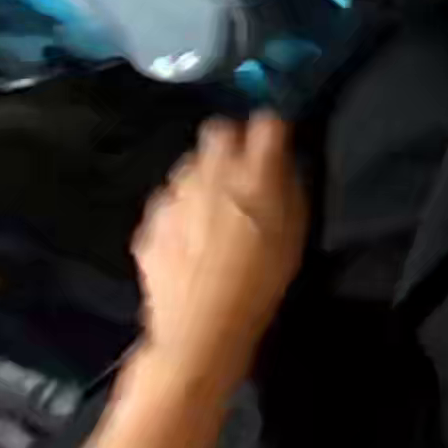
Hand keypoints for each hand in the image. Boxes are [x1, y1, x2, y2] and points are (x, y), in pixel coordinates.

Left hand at [130, 113, 307, 390]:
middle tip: (247, 161)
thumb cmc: (266, 271)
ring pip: (190, 163)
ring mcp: (174, 199)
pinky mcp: (150, 225)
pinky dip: (184, 203)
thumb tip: (282, 159)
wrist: (203, 325)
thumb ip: (288, 180)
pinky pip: (170, 198)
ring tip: (220, 197)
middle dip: (234, 139)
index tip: (280, 136)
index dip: (275, 125)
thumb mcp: (297, 220)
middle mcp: (212, 175)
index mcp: (256, 171)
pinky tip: (194, 228)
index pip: (267, 121)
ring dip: (207, 171)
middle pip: (218, 130)